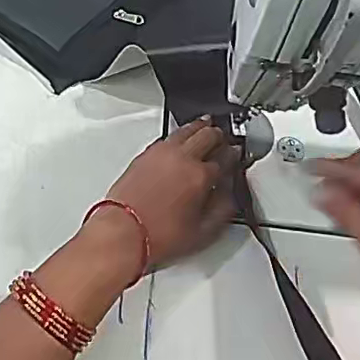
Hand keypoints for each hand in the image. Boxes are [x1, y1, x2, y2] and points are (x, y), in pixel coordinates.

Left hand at [100, 120, 237, 266]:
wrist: (124, 231)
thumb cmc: (156, 234)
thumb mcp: (203, 231)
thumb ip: (222, 209)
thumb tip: (228, 196)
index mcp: (200, 175)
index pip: (225, 158)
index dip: (234, 155)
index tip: (235, 155)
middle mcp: (182, 158)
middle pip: (207, 135)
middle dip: (219, 135)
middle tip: (223, 137)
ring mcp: (162, 153)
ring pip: (186, 129)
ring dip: (200, 126)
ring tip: (206, 125)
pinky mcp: (145, 154)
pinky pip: (168, 137)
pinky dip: (179, 133)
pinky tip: (180, 138)